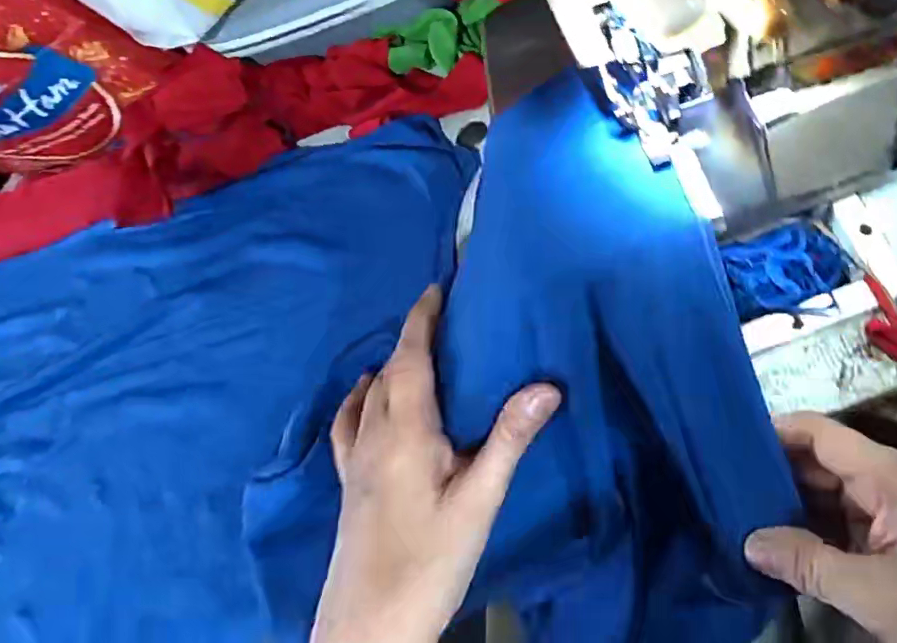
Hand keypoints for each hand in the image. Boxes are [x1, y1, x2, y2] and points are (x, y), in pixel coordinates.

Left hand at [312, 285, 560, 642]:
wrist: (365, 638)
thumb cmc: (428, 563)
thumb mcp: (479, 501)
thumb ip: (509, 439)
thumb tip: (546, 385)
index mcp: (404, 435)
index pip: (409, 362)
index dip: (420, 321)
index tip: (436, 288)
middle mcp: (373, 441)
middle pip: (387, 373)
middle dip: (411, 336)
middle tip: (442, 313)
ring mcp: (354, 468)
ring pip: (366, 398)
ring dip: (388, 365)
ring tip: (414, 350)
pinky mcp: (349, 490)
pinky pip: (351, 427)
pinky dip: (361, 400)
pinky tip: (369, 404)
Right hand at [745, 413, 896, 642]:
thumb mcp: (874, 593)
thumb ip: (810, 563)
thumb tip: (749, 540)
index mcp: (885, 473)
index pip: (822, 433)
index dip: (779, 429)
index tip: (733, 435)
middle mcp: (883, 478)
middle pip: (821, 457)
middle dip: (777, 465)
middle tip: (725, 475)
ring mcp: (886, 505)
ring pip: (826, 488)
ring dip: (789, 497)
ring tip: (739, 500)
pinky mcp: (886, 534)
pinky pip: (838, 516)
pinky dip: (808, 523)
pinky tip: (776, 534)